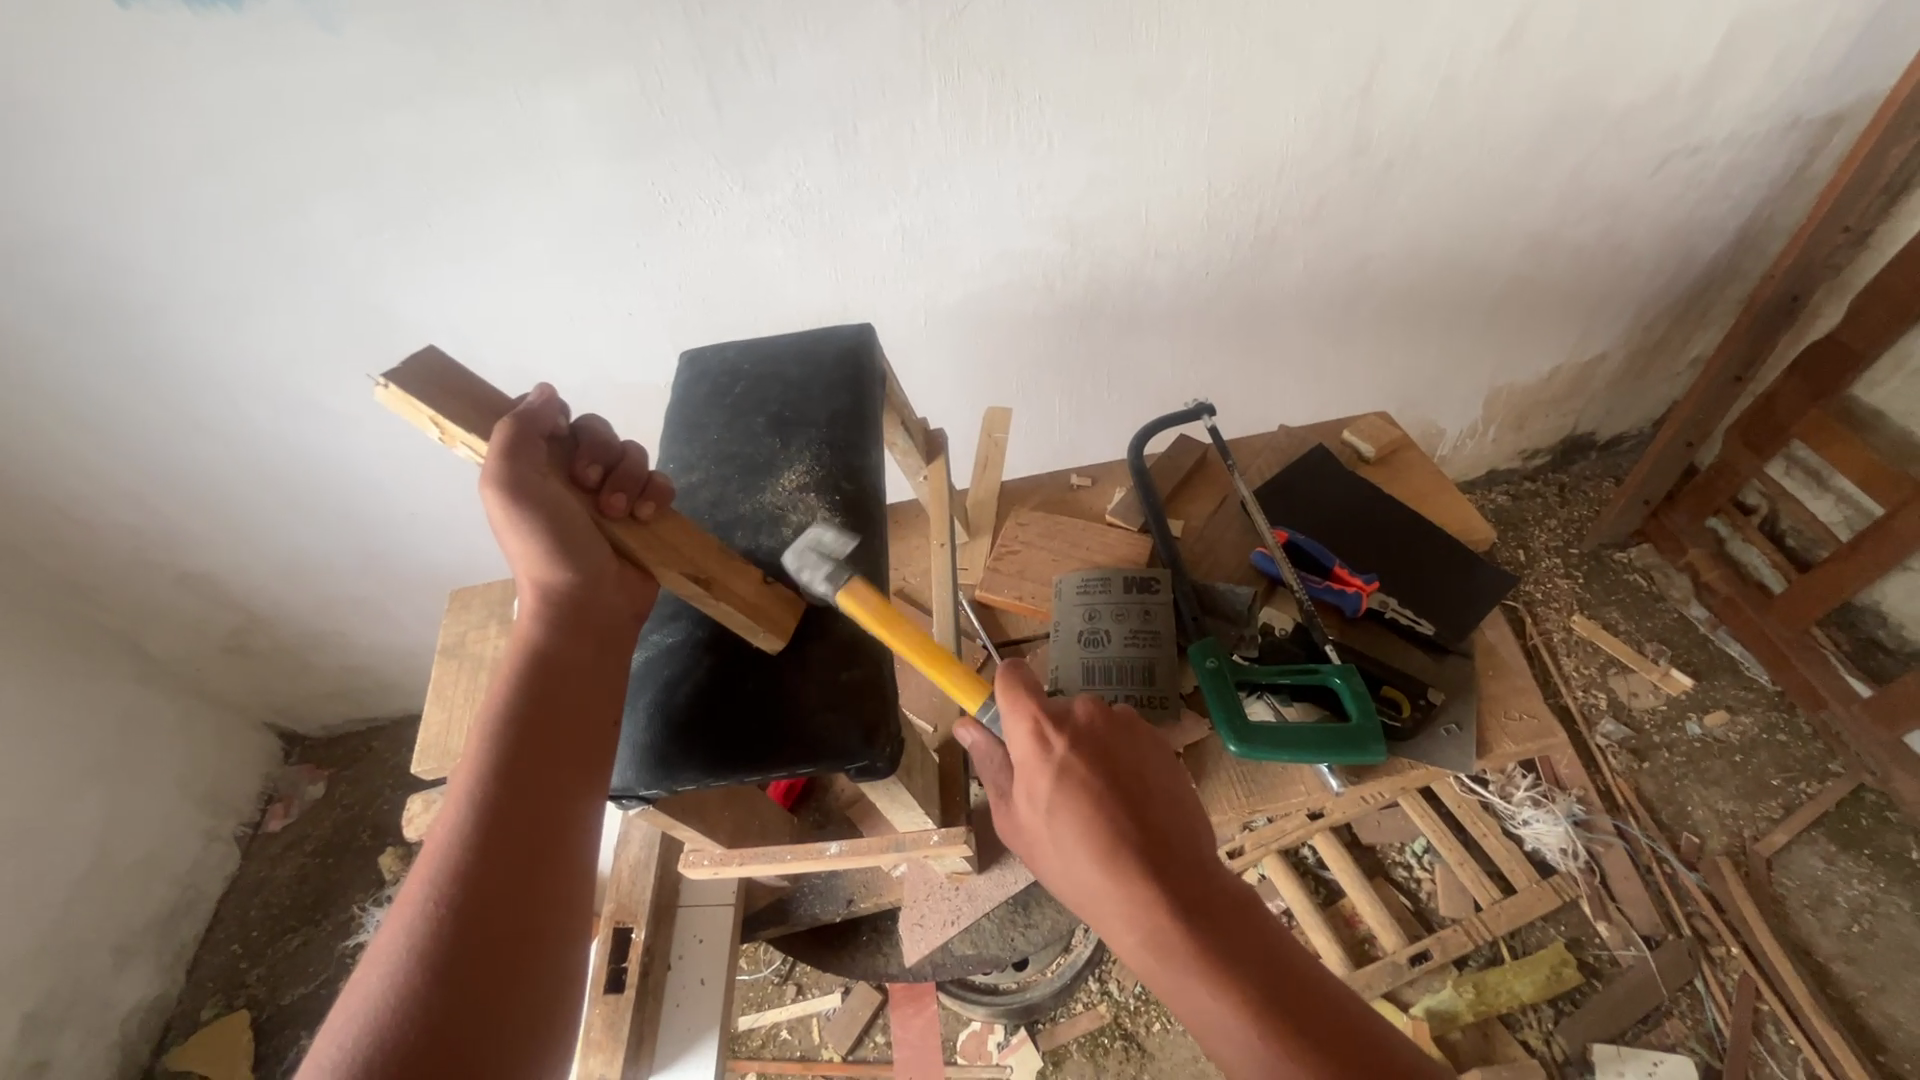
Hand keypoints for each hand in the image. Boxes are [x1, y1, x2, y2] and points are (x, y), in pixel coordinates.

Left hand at [478, 383, 676, 628]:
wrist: (587, 601)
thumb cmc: (544, 544)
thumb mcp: (508, 483)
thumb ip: (517, 429)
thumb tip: (547, 390)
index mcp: (534, 466)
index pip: (552, 416)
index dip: (560, 419)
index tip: (559, 436)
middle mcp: (572, 475)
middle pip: (598, 429)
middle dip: (599, 451)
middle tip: (588, 484)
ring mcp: (613, 494)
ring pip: (634, 453)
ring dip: (628, 479)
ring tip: (618, 514)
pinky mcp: (646, 514)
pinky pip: (661, 481)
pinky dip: (656, 494)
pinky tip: (644, 518)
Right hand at [955, 660, 1227, 943]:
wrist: (1163, 888)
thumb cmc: (1074, 862)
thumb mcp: (1015, 822)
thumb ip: (991, 764)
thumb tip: (967, 725)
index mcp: (1039, 727)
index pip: (1012, 674)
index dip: (1007, 693)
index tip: (1010, 724)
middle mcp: (1083, 710)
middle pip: (1055, 708)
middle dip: (1051, 738)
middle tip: (1059, 790)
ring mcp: (1126, 721)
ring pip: (1093, 725)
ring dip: (1090, 749)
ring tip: (1102, 803)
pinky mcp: (1160, 738)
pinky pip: (1126, 738)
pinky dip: (1122, 760)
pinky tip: (1131, 804)